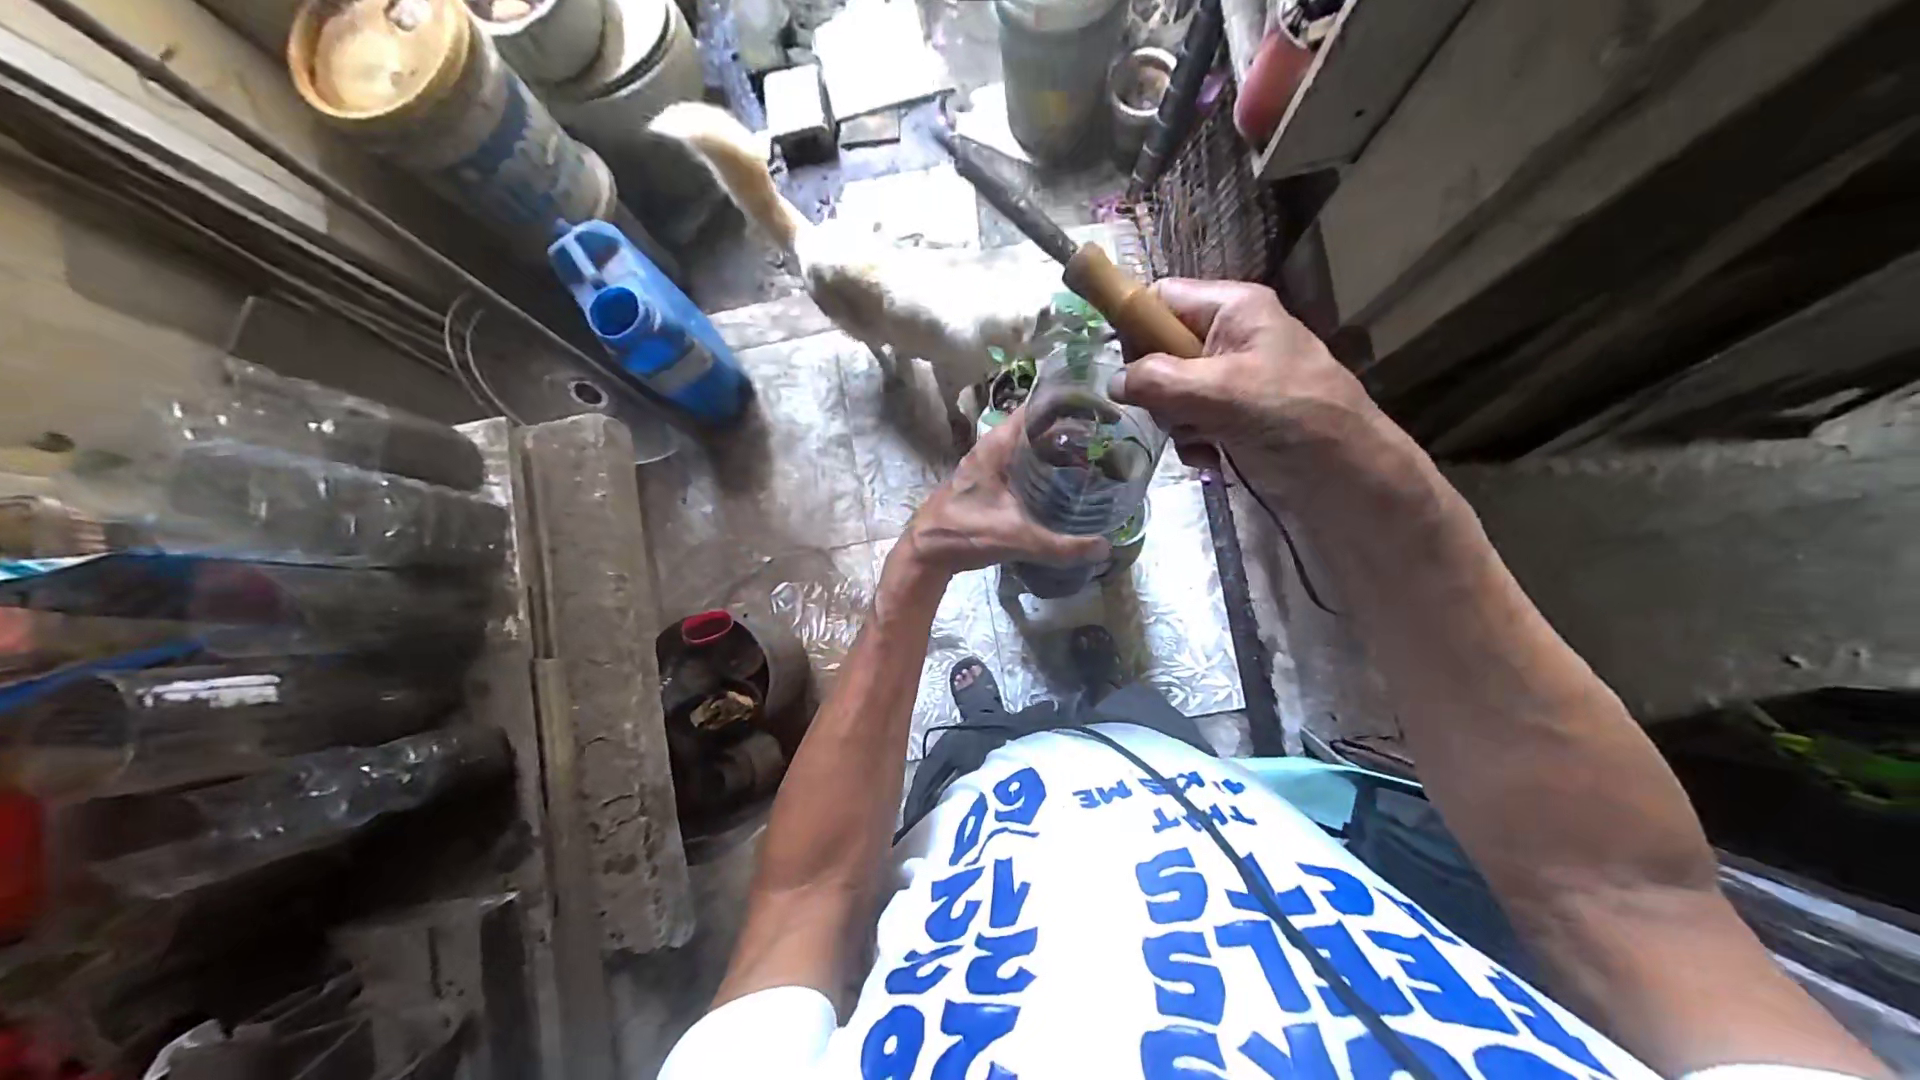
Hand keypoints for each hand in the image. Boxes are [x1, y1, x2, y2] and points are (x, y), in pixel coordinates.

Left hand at [894, 406, 1109, 577]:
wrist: (925, 551)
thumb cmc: (964, 533)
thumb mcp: (1017, 538)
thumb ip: (1061, 546)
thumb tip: (1105, 548)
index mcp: (999, 444)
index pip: (1038, 407)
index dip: (1070, 404)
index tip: (1102, 411)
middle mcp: (995, 446)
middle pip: (1039, 426)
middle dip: (1073, 430)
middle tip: (1110, 440)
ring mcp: (991, 463)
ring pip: (1031, 446)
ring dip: (1059, 449)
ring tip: (1096, 458)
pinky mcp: (990, 481)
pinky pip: (1024, 464)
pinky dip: (1046, 467)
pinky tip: (1066, 483)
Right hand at [1109, 279, 1377, 462]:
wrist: (1347, 477)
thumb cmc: (1294, 417)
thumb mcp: (1223, 391)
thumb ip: (1159, 381)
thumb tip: (1113, 382)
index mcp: (1234, 309)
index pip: (1162, 298)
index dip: (1137, 327)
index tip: (1127, 367)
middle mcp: (1229, 337)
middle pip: (1159, 350)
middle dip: (1158, 388)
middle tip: (1174, 411)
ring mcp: (1229, 379)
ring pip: (1168, 392)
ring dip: (1175, 421)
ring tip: (1203, 438)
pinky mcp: (1230, 415)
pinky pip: (1186, 420)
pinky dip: (1192, 441)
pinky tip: (1212, 457)